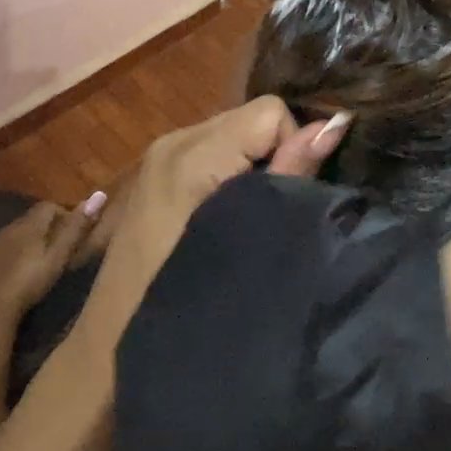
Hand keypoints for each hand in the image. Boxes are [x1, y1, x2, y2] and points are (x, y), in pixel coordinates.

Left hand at [0, 197, 107, 315]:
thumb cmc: (27, 282)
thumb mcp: (58, 256)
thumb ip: (76, 228)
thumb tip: (99, 194)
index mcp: (28, 226)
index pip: (48, 206)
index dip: (63, 214)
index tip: (73, 232)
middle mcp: (5, 230)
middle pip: (28, 221)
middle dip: (43, 230)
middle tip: (56, 250)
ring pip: (9, 237)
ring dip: (22, 244)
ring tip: (33, 265)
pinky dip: (4, 259)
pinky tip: (8, 278)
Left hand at [79, 97, 349, 333]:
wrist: (114, 338)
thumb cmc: (184, 293)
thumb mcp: (248, 234)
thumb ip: (291, 172)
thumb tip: (335, 124)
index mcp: (193, 154)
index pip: (271, 112)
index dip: (292, 148)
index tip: (286, 197)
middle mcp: (175, 139)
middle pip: (252, 117)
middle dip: (274, 153)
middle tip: (269, 208)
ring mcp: (162, 151)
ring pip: (235, 130)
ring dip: (253, 162)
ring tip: (245, 214)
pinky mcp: (158, 165)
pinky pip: (215, 146)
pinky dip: (232, 167)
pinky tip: (223, 210)